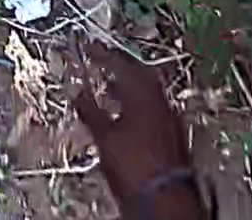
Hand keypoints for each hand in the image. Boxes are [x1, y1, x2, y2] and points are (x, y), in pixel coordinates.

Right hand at [75, 46, 202, 219]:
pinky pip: (154, 107)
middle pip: (138, 71)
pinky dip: (139, 102)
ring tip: (111, 87)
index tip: (88, 47)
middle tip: (103, 61)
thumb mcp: (103, 136)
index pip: (119, 62)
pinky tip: (128, 113)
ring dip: (129, 84)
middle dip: (119, 65)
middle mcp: (160, 100)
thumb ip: (89, 109)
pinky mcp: (174, 136)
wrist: (166, 204)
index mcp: (142, 92)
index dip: (101, 53)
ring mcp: (170, 118)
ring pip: (148, 89)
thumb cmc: (134, 166)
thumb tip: (76, 93)